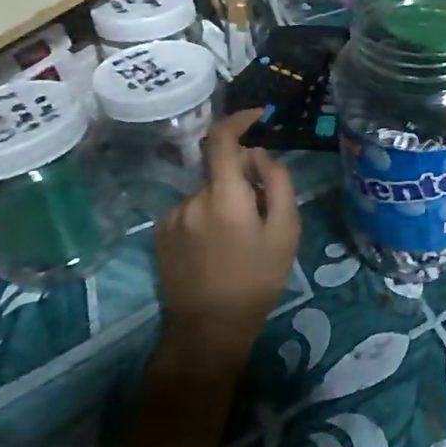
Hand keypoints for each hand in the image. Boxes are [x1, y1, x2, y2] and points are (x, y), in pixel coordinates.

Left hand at [153, 109, 301, 364]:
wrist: (208, 329)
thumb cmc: (256, 281)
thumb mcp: (285, 233)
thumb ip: (276, 184)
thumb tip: (258, 155)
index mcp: (224, 198)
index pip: (222, 139)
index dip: (239, 120)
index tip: (257, 117)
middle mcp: (192, 199)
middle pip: (220, 170)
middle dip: (242, 179)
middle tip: (260, 214)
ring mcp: (172, 216)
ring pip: (207, 191)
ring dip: (224, 201)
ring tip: (238, 241)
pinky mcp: (160, 232)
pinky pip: (191, 209)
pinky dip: (207, 216)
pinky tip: (216, 249)